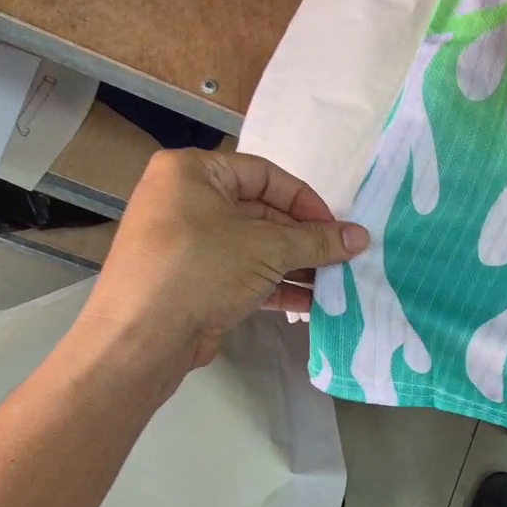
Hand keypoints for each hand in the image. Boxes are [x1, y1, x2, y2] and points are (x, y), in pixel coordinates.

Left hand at [82, 149, 370, 369]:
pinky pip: (248, 273)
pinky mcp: (200, 279)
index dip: (306, 201)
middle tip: (344, 259)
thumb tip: (362, 237)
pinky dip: (280, 284)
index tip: (337, 229)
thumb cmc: (201, 269)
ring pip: (259, 246)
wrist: (144, 334)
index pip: (265, 174)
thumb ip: (317, 241)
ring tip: (336, 283)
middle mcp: (189, 200)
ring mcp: (193, 243)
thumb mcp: (267, 249)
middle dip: (306, 239)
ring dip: (299, 265)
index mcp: (193, 172)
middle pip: (264, 212)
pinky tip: (313, 303)